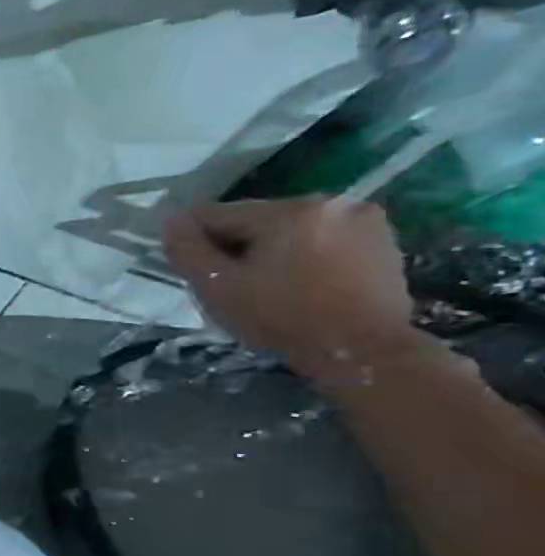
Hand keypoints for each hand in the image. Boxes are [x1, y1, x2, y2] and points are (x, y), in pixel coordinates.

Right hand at [161, 197, 425, 382]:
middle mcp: (329, 203)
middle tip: (235, 284)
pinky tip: (302, 285)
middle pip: (255, 220)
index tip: (201, 274)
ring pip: (288, 230)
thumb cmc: (281, 318)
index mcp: (286, 210)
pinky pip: (321, 240)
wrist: (365, 352)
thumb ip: (186, 249)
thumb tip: (173, 220)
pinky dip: (303, 256)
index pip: (216, 214)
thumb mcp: (215, 286)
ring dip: (270, 251)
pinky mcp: (383, 241)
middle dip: (238, 247)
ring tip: (269, 287)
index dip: (198, 244)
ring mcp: (364, 220)